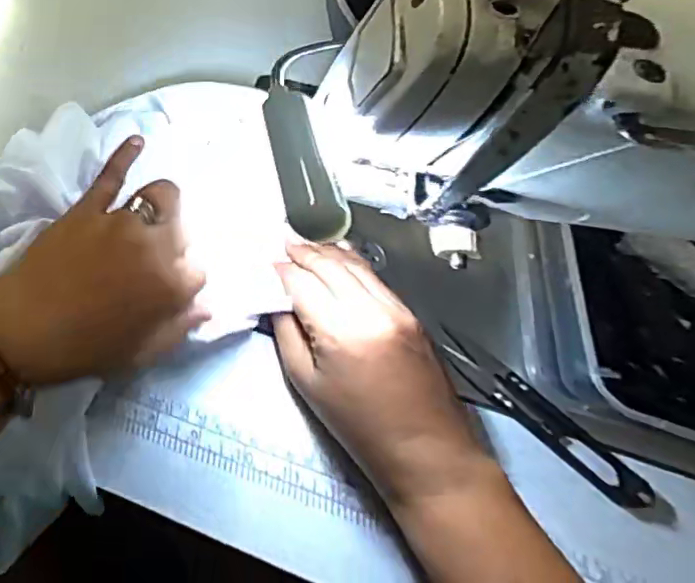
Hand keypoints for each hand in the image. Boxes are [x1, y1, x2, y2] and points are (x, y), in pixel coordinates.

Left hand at [0, 136, 207, 385]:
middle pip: (183, 228)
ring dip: (162, 206)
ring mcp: (120, 221)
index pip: (197, 270)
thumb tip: (205, 305)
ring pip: (159, 196)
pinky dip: (125, 155)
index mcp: (169, 286)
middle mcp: (153, 245)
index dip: (183, 280)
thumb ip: (178, 328)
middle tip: (152, 260)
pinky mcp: (89, 208)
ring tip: (151, 216)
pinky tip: (137, 140)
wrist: (21, 332)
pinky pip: (112, 175)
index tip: (167, 290)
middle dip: (175, 242)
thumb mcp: (138, 353)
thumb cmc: (83, 349)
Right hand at [273, 241, 493, 507]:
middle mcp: (368, 311)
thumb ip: (287, 334)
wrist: (427, 452)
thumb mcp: (308, 384)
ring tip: (306, 245)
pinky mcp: (409, 312)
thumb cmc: (360, 428)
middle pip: (328, 265)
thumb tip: (278, 300)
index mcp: (338, 332)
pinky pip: (374, 276)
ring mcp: (393, 308)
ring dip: (327, 251)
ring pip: (353, 264)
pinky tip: (339, 258)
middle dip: (302, 252)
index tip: (268, 264)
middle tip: (283, 243)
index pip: (301, 283)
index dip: (281, 270)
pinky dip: (352, 263)